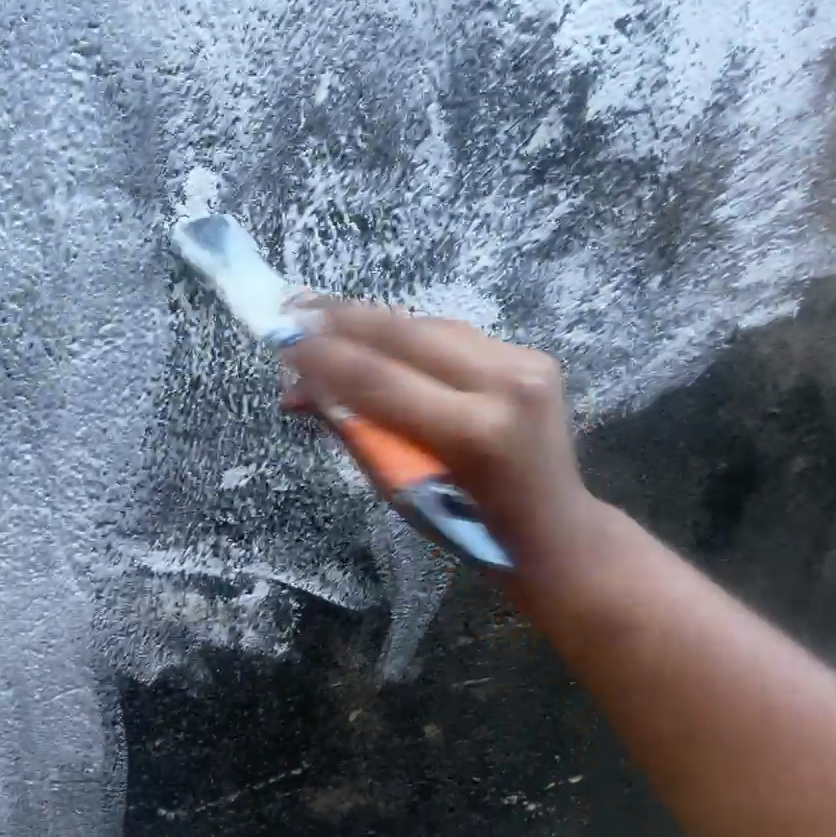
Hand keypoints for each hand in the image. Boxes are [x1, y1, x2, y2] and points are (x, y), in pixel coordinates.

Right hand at [279, 299, 607, 580]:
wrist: (551, 525)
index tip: (284, 344)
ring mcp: (525, 364)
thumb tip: (296, 393)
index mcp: (470, 434)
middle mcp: (504, 386)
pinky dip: (407, 332)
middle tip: (295, 311)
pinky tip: (373, 331)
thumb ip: (352, 429)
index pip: (378, 379)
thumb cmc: (465, 524)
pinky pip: (452, 333)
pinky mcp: (531, 355)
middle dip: (342, 320)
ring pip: (427, 326)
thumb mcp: (398, 486)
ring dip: (371, 321)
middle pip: (405, 336)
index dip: (325, 357)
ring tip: (323, 314)